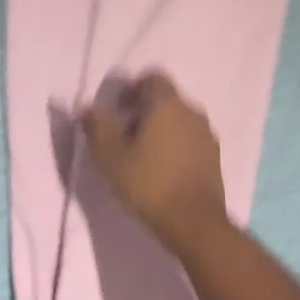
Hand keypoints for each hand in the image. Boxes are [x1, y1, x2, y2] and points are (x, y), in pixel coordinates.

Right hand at [80, 73, 228, 249]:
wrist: (193, 220)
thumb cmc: (148, 185)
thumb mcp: (111, 159)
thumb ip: (96, 128)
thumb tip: (85, 108)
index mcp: (166, 104)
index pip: (150, 78)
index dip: (131, 90)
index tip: (117, 111)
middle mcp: (191, 110)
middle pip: (166, 100)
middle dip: (144, 113)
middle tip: (125, 138)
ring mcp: (206, 134)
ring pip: (179, 122)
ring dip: (161, 132)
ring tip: (144, 159)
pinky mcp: (214, 157)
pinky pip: (191, 142)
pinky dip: (176, 148)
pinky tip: (164, 173)